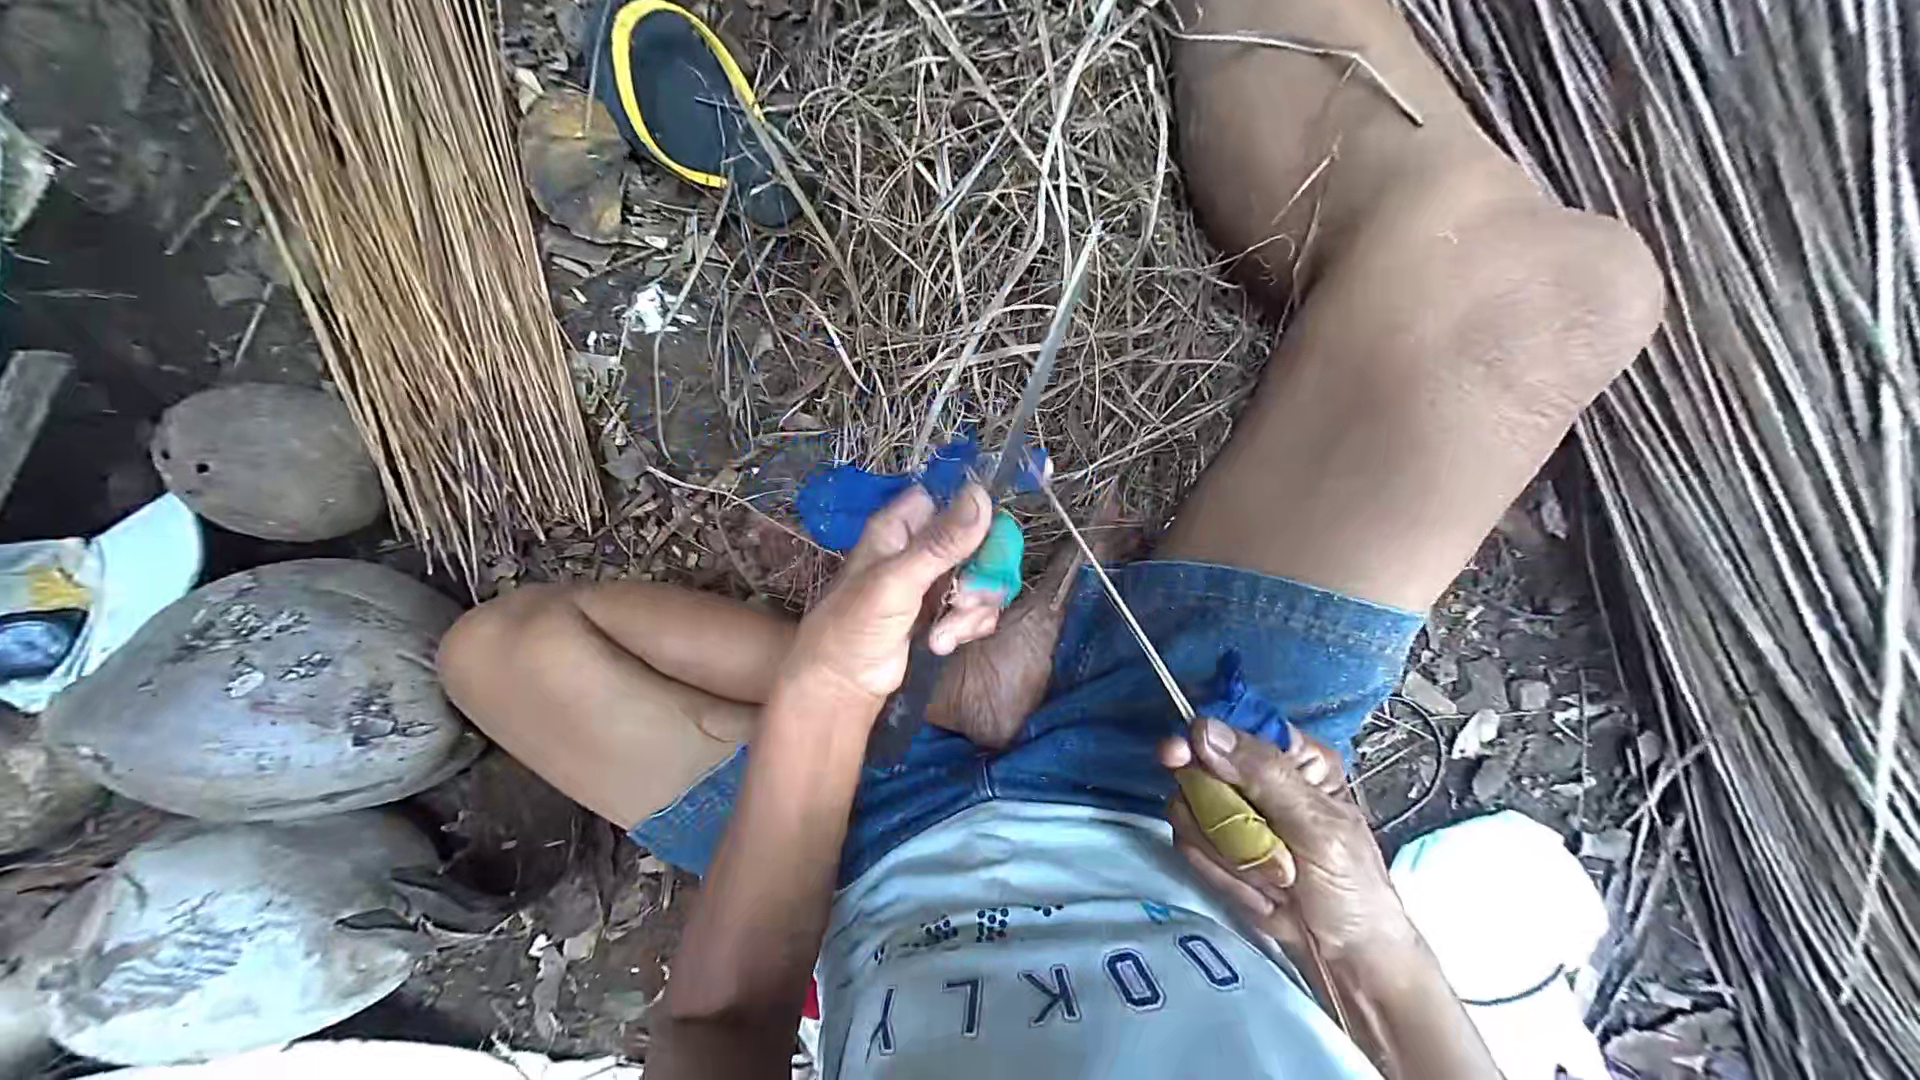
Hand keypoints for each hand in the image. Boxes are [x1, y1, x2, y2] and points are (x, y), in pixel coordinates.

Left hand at [777, 483, 996, 707]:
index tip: (981, 544)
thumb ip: (942, 541)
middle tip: (964, 598)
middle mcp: (921, 548)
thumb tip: (980, 495)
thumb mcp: (899, 579)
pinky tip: (942, 643)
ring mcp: (935, 581)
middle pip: (979, 542)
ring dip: (973, 608)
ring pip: (982, 579)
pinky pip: (977, 608)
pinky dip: (968, 627)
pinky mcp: (944, 612)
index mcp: (902, 527)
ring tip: (944, 632)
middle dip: (981, 574)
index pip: (951, 503)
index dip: (973, 519)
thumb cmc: (856, 624)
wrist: (843, 682)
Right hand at [1160, 718, 1417, 964]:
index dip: (1199, 739)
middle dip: (1221, 814)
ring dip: (1227, 851)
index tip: (1179, 756)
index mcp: (1291, 756)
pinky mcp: (1212, 843)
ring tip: (1275, 877)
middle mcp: (1254, 775)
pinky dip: (1220, 872)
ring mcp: (1229, 810)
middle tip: (1248, 840)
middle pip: (1196, 767)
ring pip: (1186, 808)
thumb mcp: (1317, 827)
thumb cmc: (1352, 888)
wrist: (1346, 960)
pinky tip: (1258, 889)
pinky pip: (1187, 844)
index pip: (1231, 727)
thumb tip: (1203, 730)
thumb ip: (1262, 774)